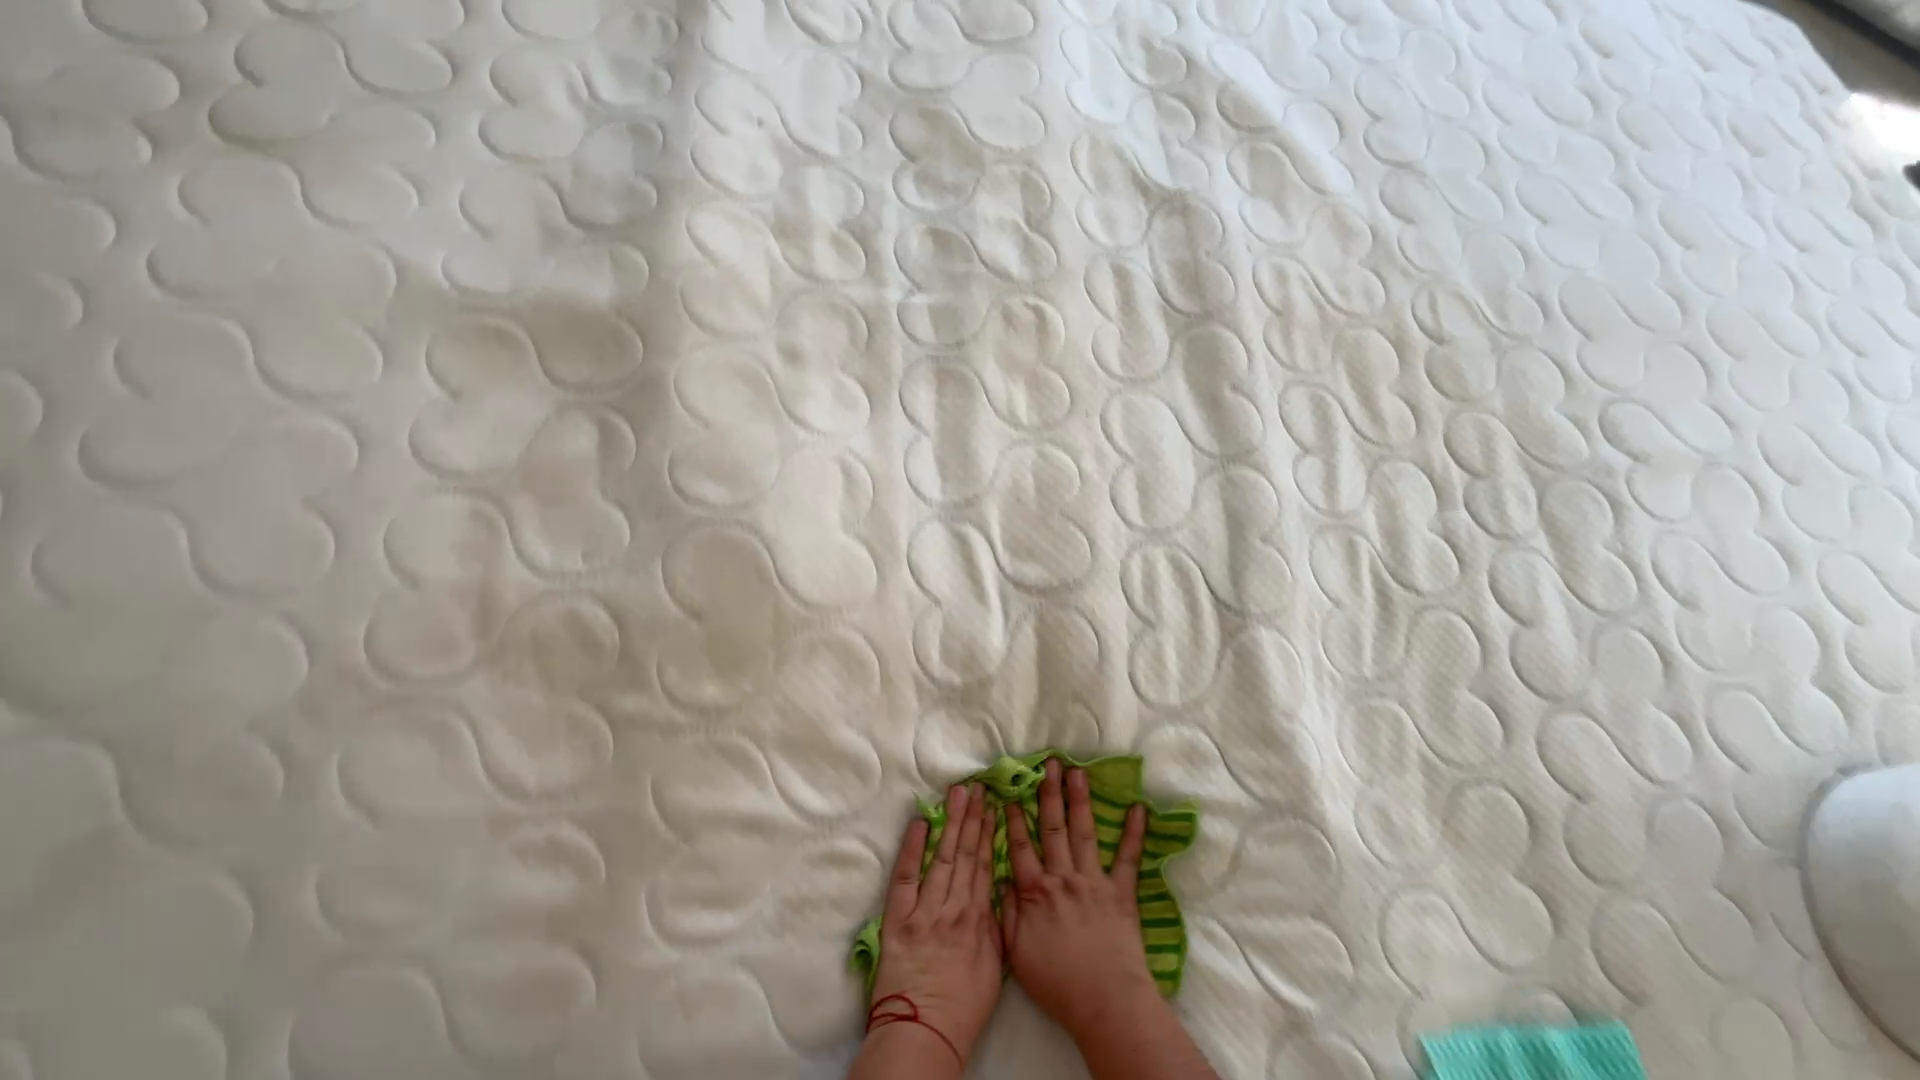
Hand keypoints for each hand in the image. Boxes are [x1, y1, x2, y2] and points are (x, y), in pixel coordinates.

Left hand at [865, 783, 1003, 1071]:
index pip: (985, 867)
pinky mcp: (898, 920)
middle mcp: (955, 909)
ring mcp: (926, 912)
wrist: (925, 1031)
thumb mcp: (995, 968)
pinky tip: (919, 823)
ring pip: (941, 859)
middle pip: (965, 855)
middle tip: (977, 787)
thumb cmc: (963, 1008)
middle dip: (972, 818)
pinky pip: (905, 877)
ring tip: (957, 794)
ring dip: (949, 824)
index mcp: (980, 920)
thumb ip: (997, 928)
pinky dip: (912, 850)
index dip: (989, 835)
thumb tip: (1000, 896)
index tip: (994, 807)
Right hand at [1000, 759, 1158, 1040]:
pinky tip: (1138, 808)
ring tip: (1078, 771)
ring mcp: (1094, 882)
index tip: (1009, 791)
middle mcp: (1063, 878)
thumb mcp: (1016, 952)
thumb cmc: (1057, 983)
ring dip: (1080, 800)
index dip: (1014, 818)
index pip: (1020, 847)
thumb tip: (999, 879)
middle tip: (1049, 763)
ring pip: (1083, 833)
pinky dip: (1134, 833)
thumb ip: (1007, 912)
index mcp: (1035, 892)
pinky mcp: (1122, 894)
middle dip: (1049, 793)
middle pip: (1053, 828)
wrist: (1105, 1001)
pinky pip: (1128, 858)